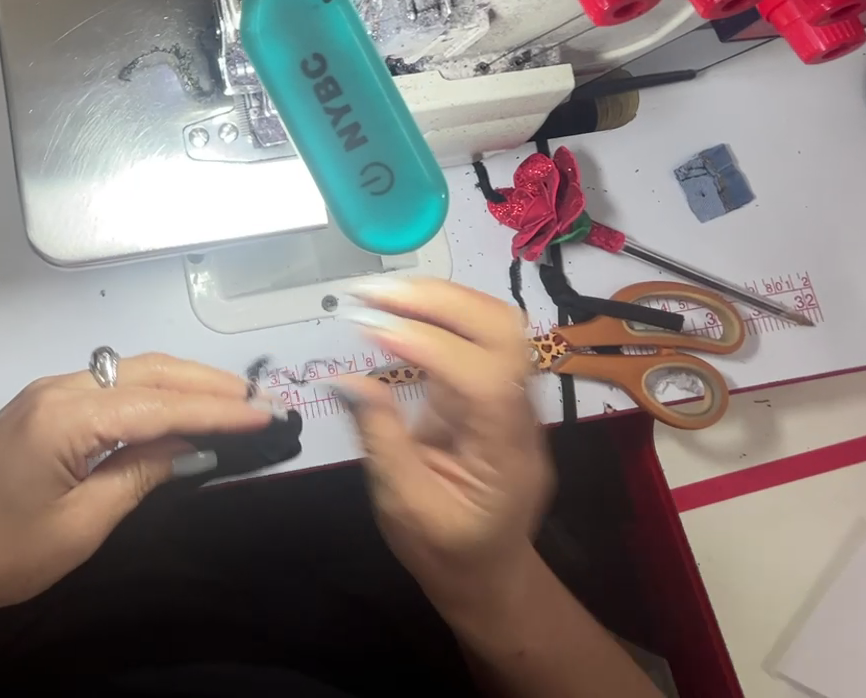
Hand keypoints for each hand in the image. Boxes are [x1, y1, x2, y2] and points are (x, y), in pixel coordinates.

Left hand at [0, 354, 270, 649]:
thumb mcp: (79, 527)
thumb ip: (138, 475)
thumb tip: (189, 446)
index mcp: (65, 416)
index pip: (157, 404)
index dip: (215, 409)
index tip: (264, 412)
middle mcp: (58, 387)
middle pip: (146, 371)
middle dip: (205, 382)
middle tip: (258, 397)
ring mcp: (46, 391)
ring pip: (128, 372)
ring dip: (180, 382)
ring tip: (230, 399)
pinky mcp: (41, 405)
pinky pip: (108, 387)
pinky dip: (150, 393)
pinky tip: (175, 408)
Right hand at [330, 278, 553, 623]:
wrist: (489, 572)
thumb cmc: (448, 549)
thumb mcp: (406, 505)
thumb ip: (381, 438)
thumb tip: (346, 379)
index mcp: (505, 452)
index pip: (482, 380)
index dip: (429, 345)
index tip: (372, 328)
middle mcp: (519, 412)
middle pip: (503, 332)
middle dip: (439, 301)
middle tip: (373, 295)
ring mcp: (508, 394)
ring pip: (493, 321)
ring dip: (436, 296)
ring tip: (378, 293)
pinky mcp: (486, 385)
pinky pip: (472, 333)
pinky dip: (433, 309)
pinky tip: (394, 308)